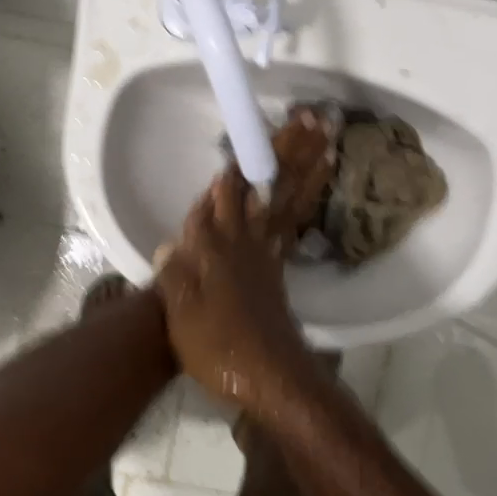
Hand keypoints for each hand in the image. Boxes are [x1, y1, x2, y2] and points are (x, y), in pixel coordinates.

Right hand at [154, 109, 335, 408]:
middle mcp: (246, 242)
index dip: (242, 162)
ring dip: (306, 164)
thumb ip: (177, 277)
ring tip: (325, 136)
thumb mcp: (183, 315)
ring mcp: (266, 253)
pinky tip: (314, 181)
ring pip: (288, 198)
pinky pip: (295, 221)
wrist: (266, 379)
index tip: (258, 128)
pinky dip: (308, 196)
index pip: (228, 195)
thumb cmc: (218, 348)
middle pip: (269, 186)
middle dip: (288, 149)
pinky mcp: (277, 269)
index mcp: (218, 247)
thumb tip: (171, 246)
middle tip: (313, 116)